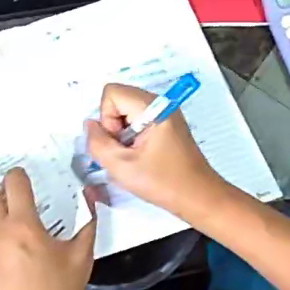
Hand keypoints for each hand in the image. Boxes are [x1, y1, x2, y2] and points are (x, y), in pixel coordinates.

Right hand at [84, 83, 231, 219]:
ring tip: (134, 156)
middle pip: (119, 99)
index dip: (107, 118)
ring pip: (127, 111)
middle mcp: (162, 104)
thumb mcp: (121, 166)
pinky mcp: (167, 125)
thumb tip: (90, 126)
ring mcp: (166, 113)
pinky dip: (133, 137)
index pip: (112, 93)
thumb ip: (97, 143)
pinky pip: (139, 120)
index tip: (119, 143)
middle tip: (126, 152)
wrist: (199, 196)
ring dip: (123, 133)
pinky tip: (141, 157)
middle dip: (113, 125)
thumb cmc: (165, 183)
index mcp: (154, 107)